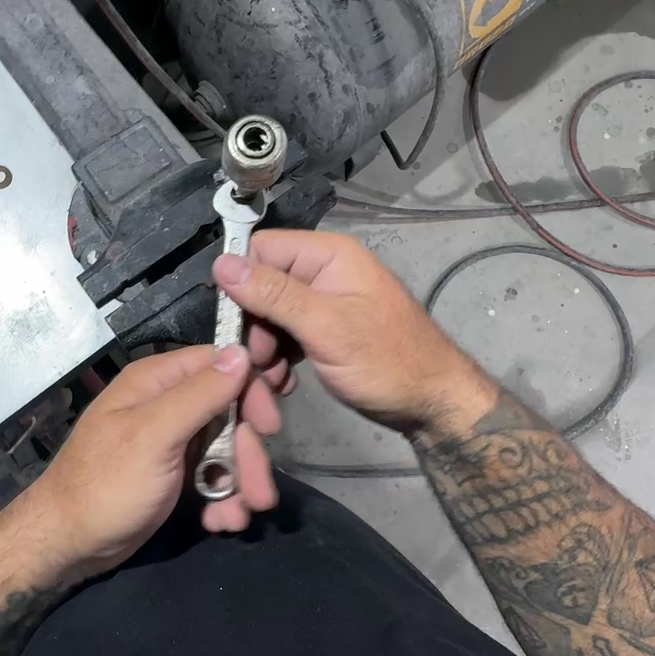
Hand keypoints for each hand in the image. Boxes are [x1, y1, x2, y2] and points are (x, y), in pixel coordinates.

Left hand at [13, 344, 289, 576]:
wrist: (69, 544)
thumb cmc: (105, 485)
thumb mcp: (153, 435)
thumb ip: (198, 395)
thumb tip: (242, 352)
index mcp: (155, 382)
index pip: (218, 365)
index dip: (250, 391)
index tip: (270, 426)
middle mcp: (165, 404)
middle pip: (229, 414)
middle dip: (249, 454)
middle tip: (261, 492)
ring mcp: (171, 441)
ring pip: (227, 449)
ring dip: (241, 483)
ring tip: (241, 516)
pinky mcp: (174, 474)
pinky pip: (213, 476)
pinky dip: (223, 499)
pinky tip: (222, 521)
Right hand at [212, 230, 492, 432]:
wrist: (432, 405)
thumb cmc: (387, 363)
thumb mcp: (325, 327)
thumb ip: (273, 294)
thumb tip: (222, 263)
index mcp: (328, 255)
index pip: (260, 249)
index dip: (243, 284)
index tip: (239, 325)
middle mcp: (323, 271)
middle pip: (261, 286)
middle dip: (255, 327)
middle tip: (260, 363)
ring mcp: (323, 302)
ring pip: (268, 316)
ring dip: (264, 350)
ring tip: (275, 380)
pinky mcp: (322, 330)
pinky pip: (284, 336)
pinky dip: (279, 359)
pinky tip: (285, 382)